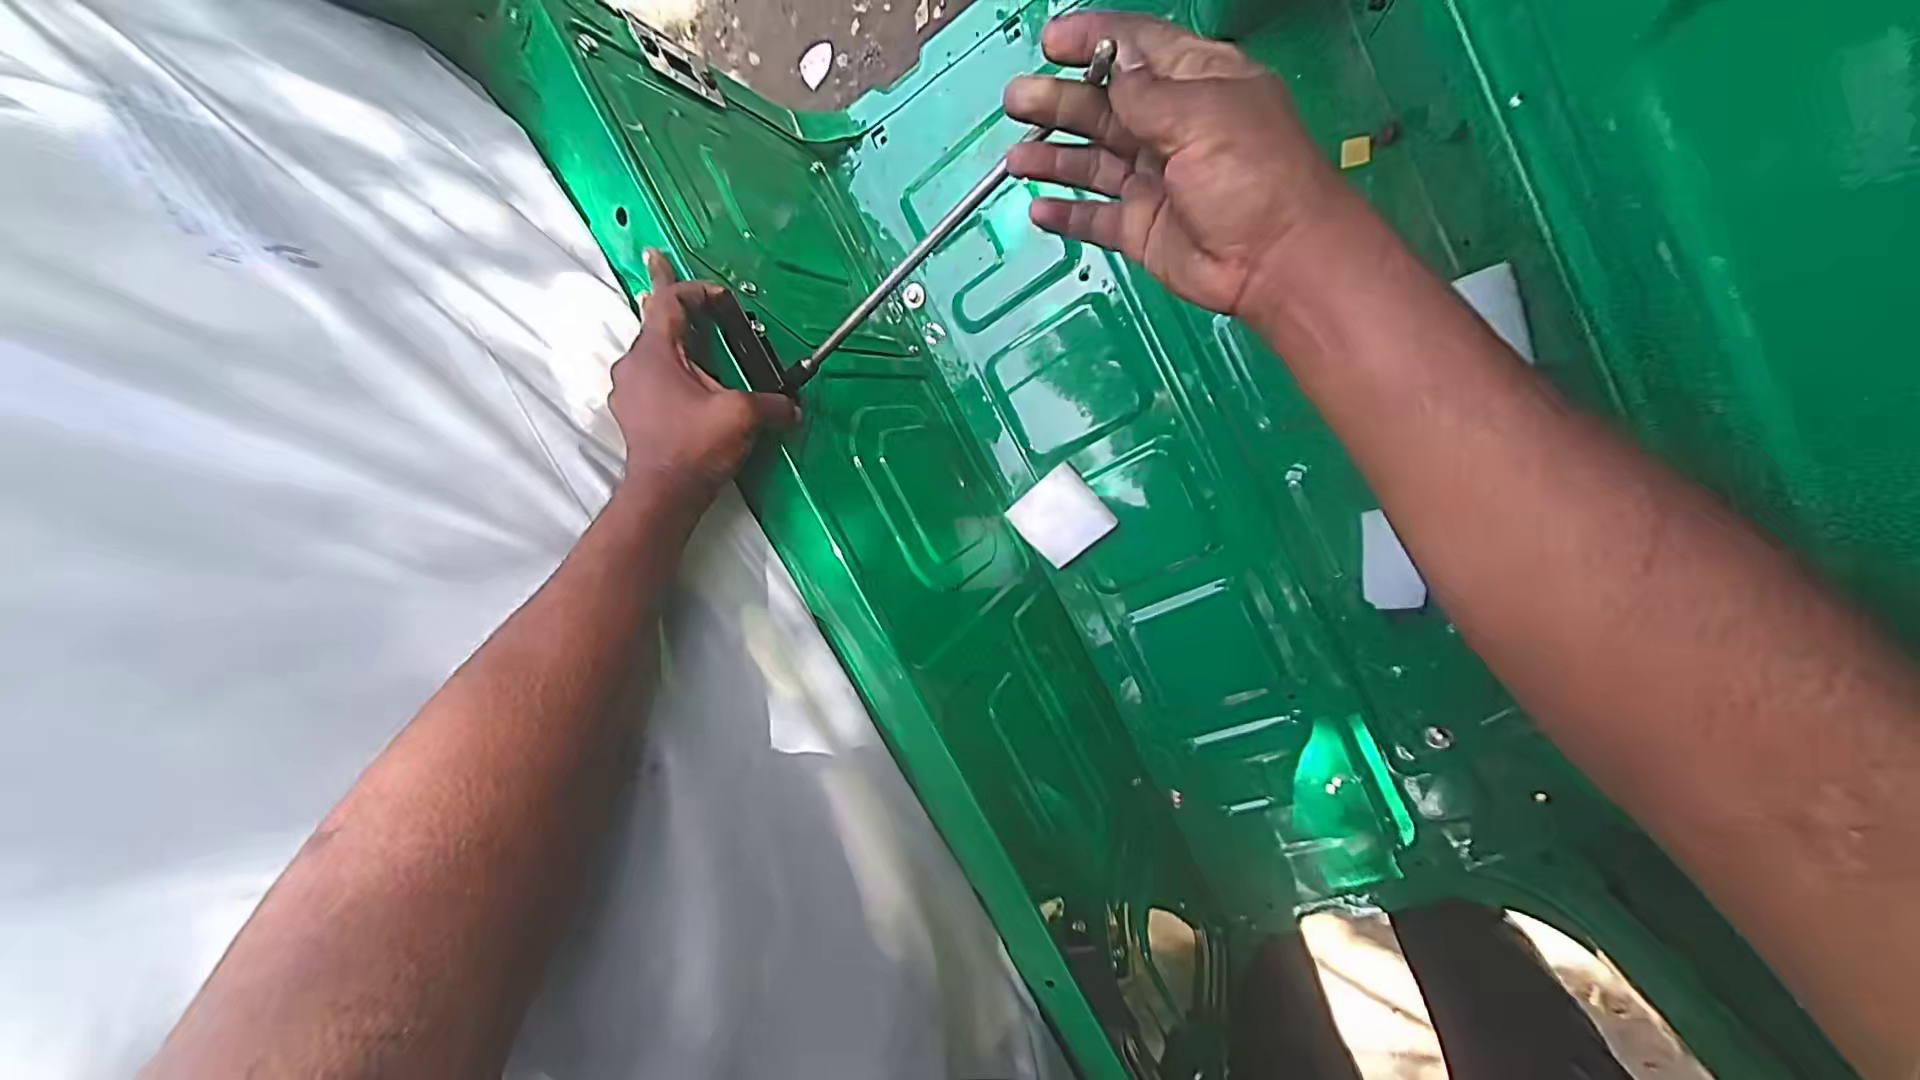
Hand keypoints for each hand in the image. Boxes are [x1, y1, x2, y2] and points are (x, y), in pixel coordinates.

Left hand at [609, 250, 798, 507]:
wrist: (666, 493)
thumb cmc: (696, 446)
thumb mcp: (742, 416)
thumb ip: (772, 404)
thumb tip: (794, 408)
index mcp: (655, 354)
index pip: (668, 302)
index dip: (695, 289)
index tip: (719, 292)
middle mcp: (635, 365)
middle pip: (656, 322)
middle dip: (673, 301)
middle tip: (669, 273)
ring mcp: (631, 390)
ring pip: (654, 351)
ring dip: (675, 337)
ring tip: (690, 330)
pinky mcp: (637, 413)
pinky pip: (654, 376)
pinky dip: (673, 367)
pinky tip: (691, 379)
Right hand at [1003, 13, 1348, 315]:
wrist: (1272, 260)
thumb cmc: (1260, 178)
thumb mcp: (1204, 116)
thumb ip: (1150, 96)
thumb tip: (1114, 76)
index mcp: (1196, 85)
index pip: (1136, 50)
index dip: (1093, 41)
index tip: (1053, 40)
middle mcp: (1171, 131)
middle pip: (1103, 107)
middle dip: (1058, 101)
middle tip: (1018, 98)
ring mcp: (1153, 182)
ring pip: (1092, 162)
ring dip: (1054, 157)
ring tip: (1018, 155)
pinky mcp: (1142, 228)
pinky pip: (1095, 217)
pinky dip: (1067, 213)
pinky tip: (1040, 206)